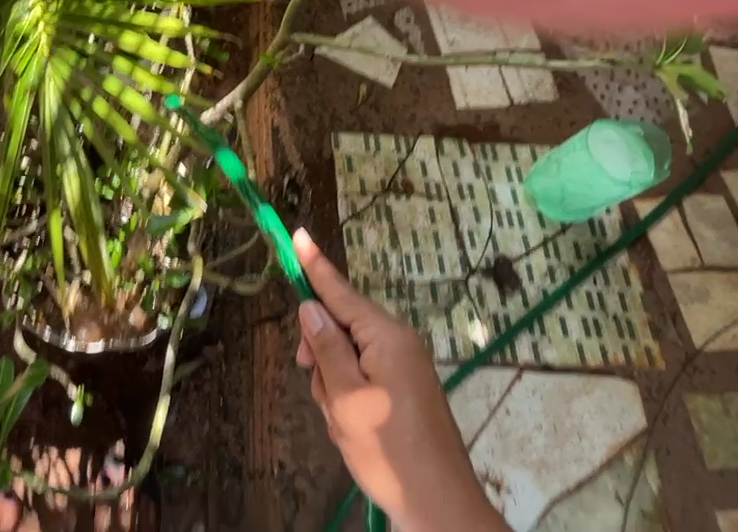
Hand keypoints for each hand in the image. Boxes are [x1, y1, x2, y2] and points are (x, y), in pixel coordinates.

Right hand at [292, 228, 508, 531]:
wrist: (440, 507)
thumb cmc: (389, 451)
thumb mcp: (346, 399)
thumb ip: (326, 348)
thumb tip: (310, 307)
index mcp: (386, 337)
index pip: (339, 291)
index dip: (314, 266)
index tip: (297, 233)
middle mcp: (397, 342)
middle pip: (340, 326)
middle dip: (321, 356)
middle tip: (319, 389)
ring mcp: (403, 366)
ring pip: (346, 356)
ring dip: (334, 386)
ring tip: (344, 423)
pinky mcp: (404, 388)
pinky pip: (362, 376)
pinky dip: (349, 398)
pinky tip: (355, 430)